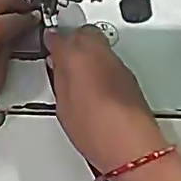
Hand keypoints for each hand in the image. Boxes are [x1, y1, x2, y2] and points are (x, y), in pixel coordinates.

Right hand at [46, 26, 166, 172]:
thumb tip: (57, 65)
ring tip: (77, 73)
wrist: (132, 149)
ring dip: (87, 52)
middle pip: (83, 32)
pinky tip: (93, 85)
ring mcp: (117, 64)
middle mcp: (99, 54)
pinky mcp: (129, 76)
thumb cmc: (98, 130)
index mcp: (76, 56)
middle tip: (62, 54)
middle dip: (72, 39)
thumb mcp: (62, 105)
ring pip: (99, 44)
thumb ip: (59, 76)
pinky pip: (109, 60)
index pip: (59, 36)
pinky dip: (100, 65)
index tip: (48, 45)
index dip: (52, 40)